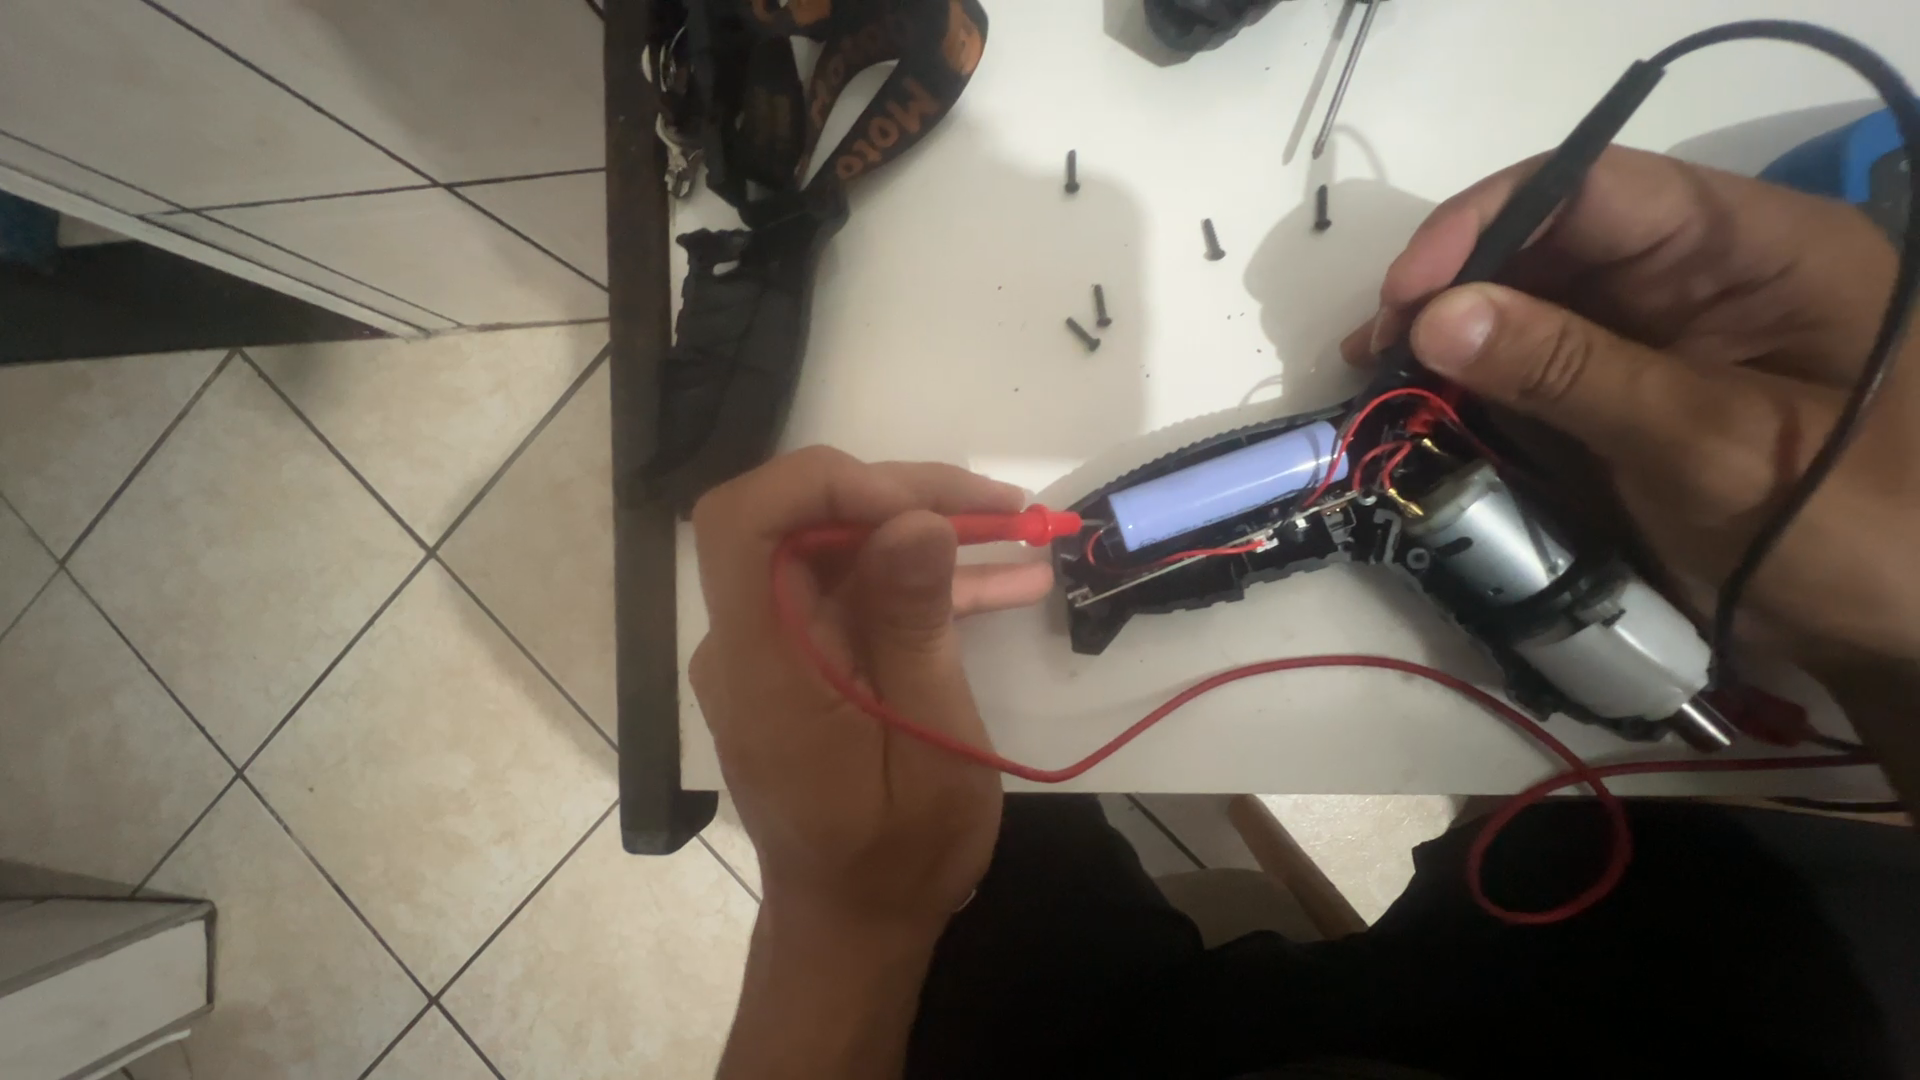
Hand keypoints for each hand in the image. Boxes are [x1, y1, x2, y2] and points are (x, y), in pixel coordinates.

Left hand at [690, 446, 1052, 940]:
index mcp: (766, 665)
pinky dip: (926, 577)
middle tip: (1000, 510)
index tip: (915, 504)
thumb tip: (917, 518)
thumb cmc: (895, 856)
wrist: (854, 920)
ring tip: (1019, 530)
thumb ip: (914, 629)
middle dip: (904, 496)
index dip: (823, 483)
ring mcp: (779, 644)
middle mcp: (753, 639)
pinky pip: (861, 591)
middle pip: (804, 519)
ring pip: (843, 545)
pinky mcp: (810, 654)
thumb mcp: (931, 746)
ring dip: (928, 529)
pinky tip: (1005, 579)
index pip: (744, 524)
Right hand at [1344, 147, 1919, 664]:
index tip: (1405, 293)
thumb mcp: (1706, 442)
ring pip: (1513, 301)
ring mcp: (1634, 339)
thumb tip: (1432, 318)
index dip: (1486, 222)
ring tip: (1373, 367)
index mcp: (1749, 250)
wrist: (1881, 623)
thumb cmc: (1844, 526)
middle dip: (1446, 282)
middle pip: (1539, 241)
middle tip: (1375, 345)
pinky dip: (1450, 378)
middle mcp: (1683, 277)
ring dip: (1436, 329)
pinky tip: (1406, 393)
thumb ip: (1571, 373)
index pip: (1594, 191)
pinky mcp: (1597, 395)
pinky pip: (1510, 366)